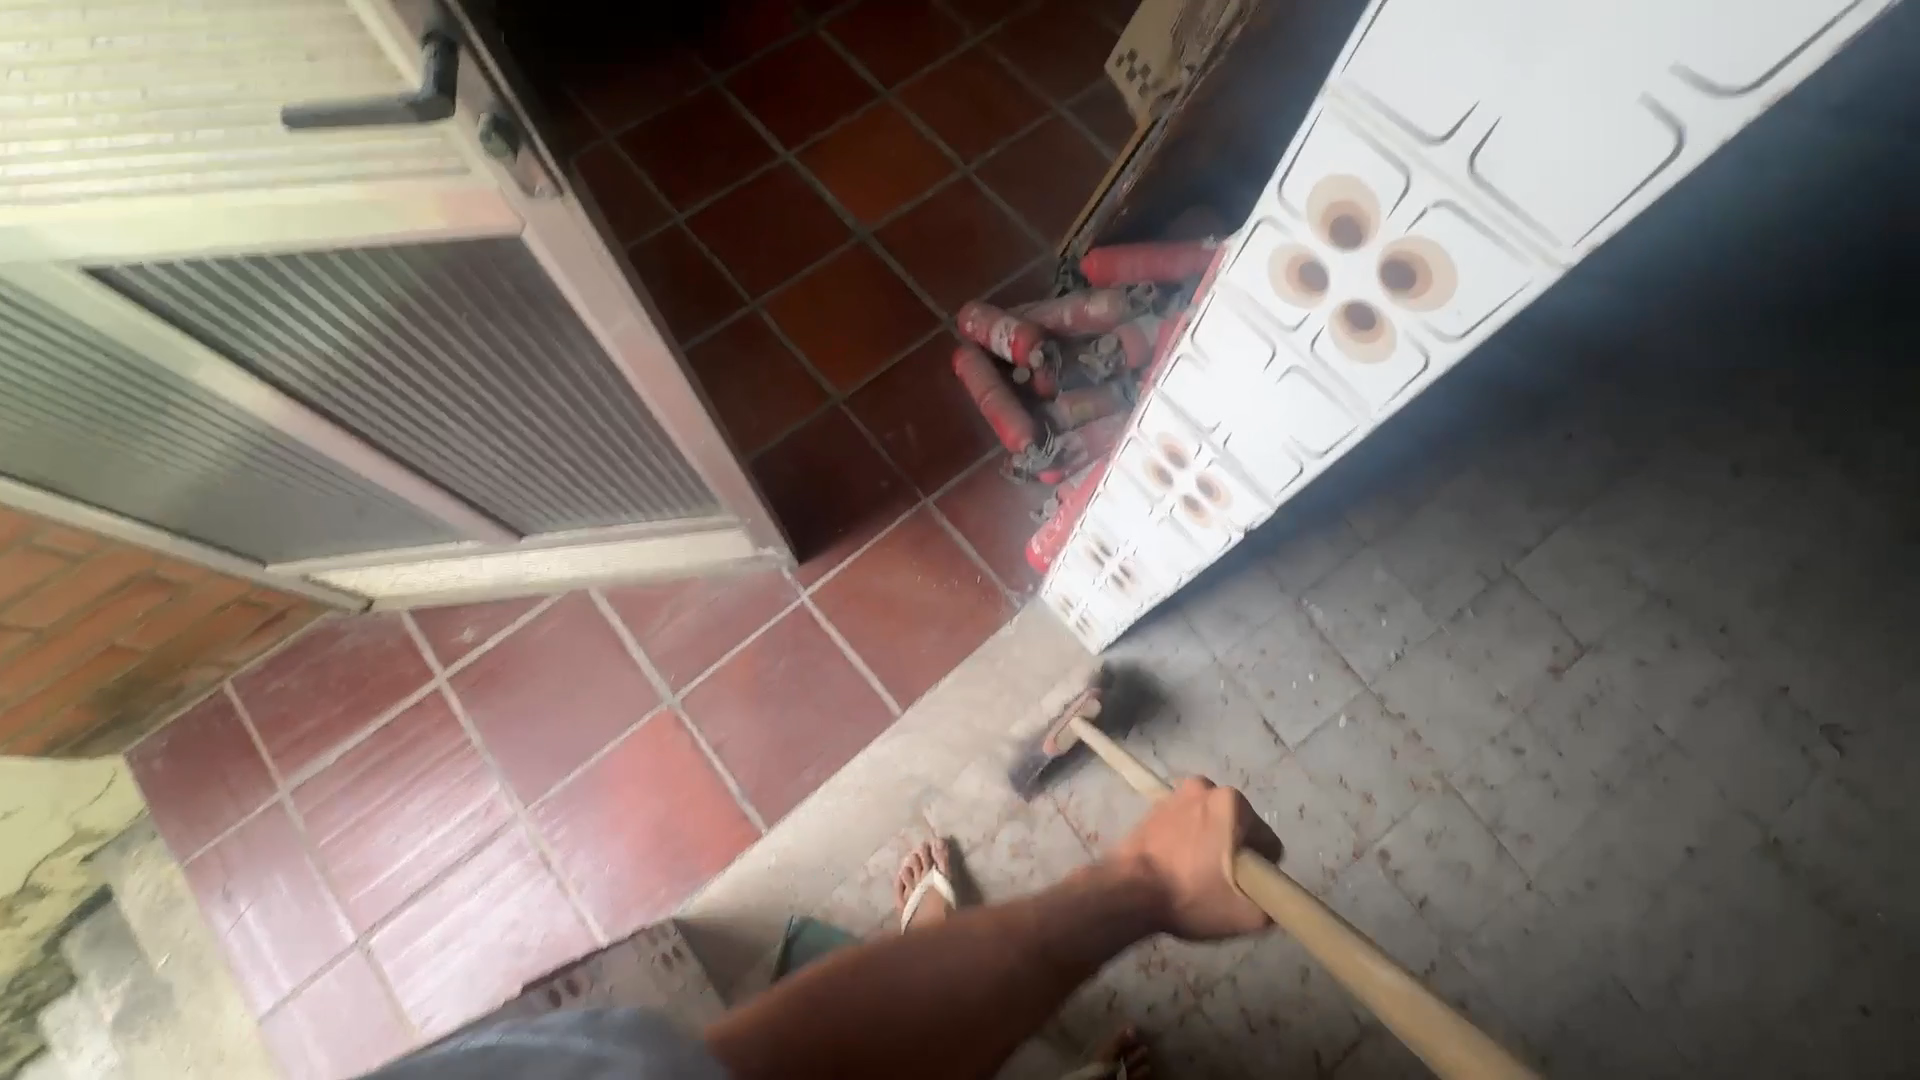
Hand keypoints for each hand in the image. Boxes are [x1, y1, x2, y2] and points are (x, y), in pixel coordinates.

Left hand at [1109, 776, 1281, 939]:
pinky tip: (1177, 867)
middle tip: (1220, 885)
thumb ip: (1276, 903)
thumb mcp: (1250, 915)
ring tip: (1196, 877)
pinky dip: (1186, 841)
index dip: (1262, 871)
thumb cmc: (1192, 895)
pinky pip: (1185, 825)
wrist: (1129, 889)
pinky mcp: (1154, 807)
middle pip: (1237, 829)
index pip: (1266, 842)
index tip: (1245, 890)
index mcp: (1233, 802)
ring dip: (1210, 846)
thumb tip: (1272, 895)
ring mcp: (1176, 795)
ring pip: (1210, 826)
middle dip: (1234, 853)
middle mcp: (1205, 788)